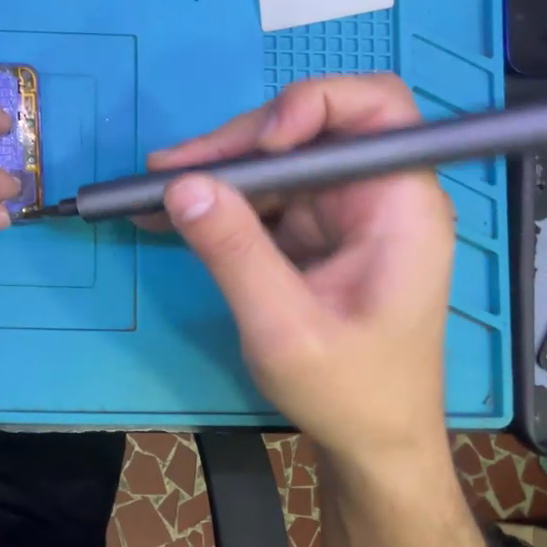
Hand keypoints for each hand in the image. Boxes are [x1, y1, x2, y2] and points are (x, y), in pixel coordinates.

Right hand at [148, 75, 456, 466]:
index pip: (374, 110)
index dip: (309, 105)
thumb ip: (235, 253)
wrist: (368, 441)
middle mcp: (372, 196)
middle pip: (304, 130)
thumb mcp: (283, 328)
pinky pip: (255, 197)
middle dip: (233, 145)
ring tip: (148, 194)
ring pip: (270, 162)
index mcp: (398, 207)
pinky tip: (161, 214)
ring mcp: (338, 213)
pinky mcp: (308, 232)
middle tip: (167, 172)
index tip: (253, 148)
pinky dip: (209, 202)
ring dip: (210, 173)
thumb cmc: (348, 391)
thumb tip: (183, 186)